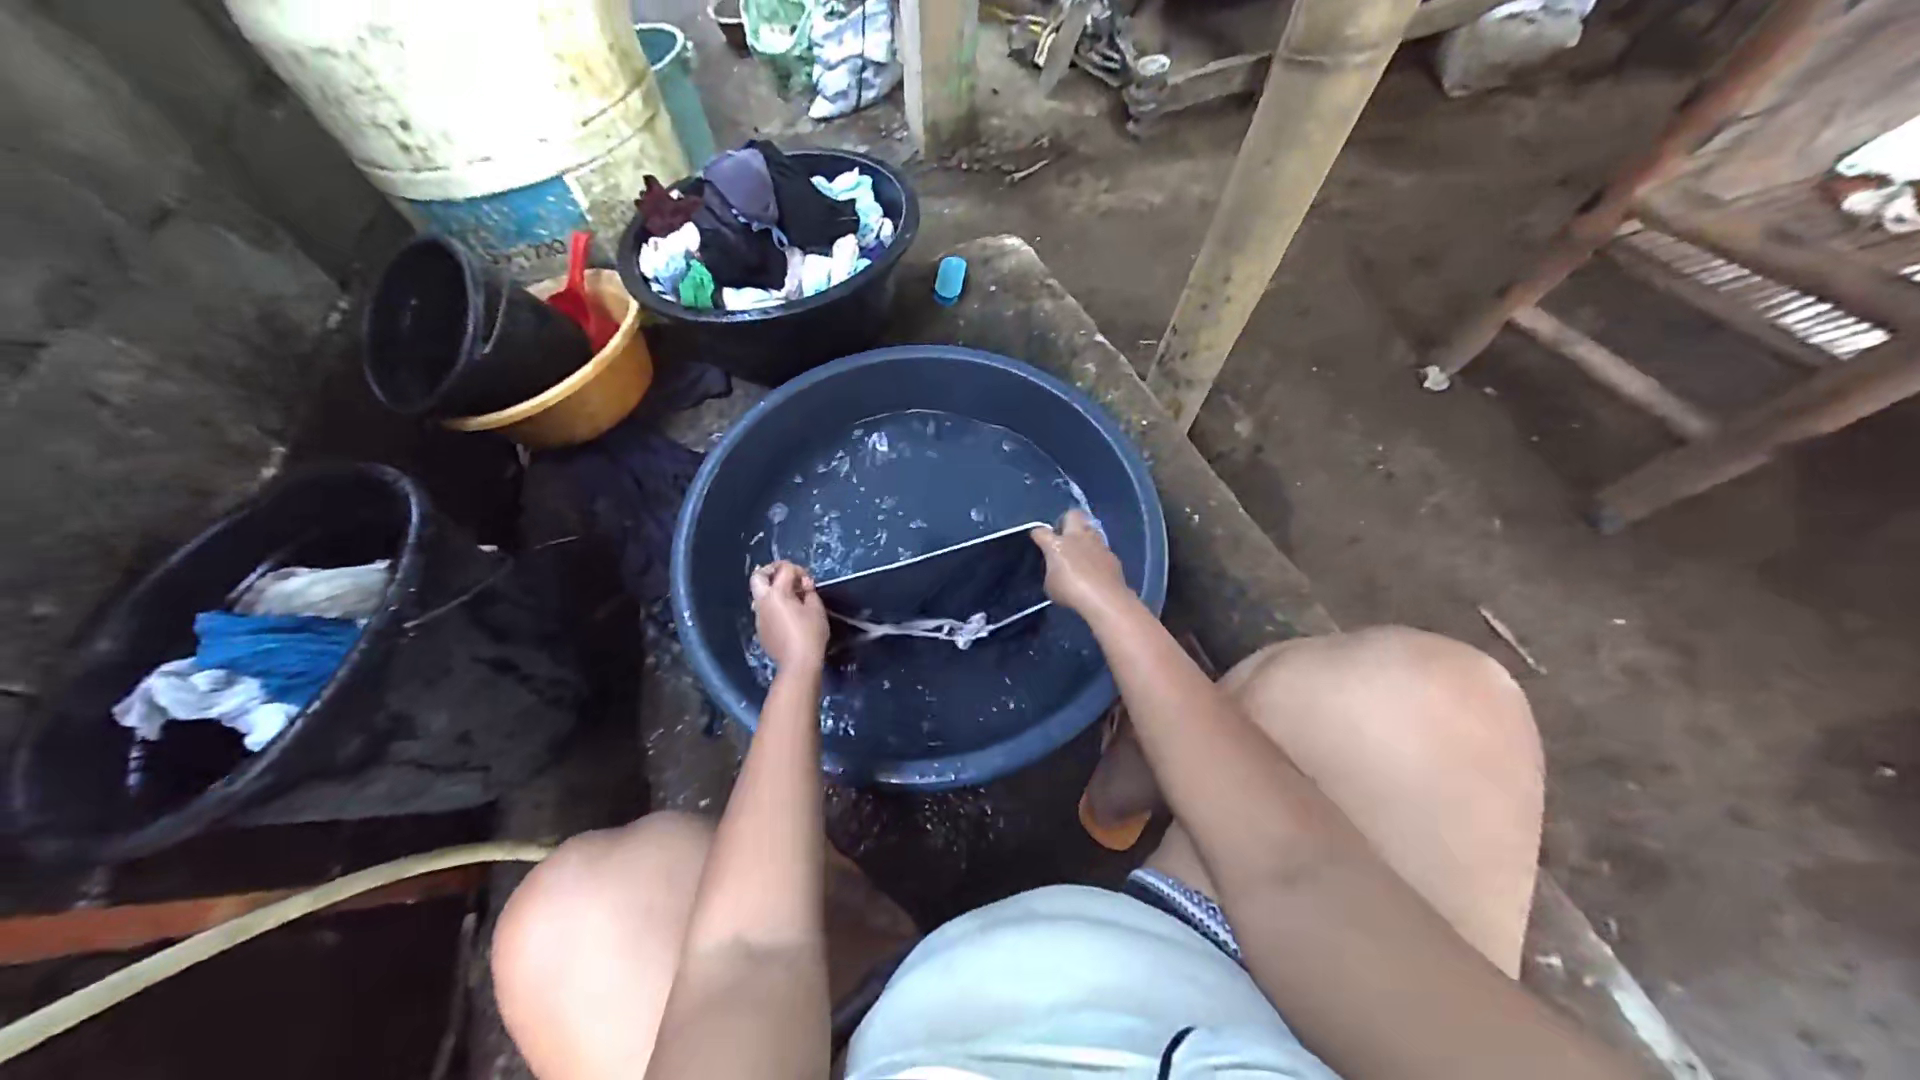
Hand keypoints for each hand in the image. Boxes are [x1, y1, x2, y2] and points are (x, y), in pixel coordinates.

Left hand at [751, 561, 828, 670]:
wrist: (798, 663)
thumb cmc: (810, 634)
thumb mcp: (816, 609)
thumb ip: (809, 591)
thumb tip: (804, 584)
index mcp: (777, 593)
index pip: (784, 570)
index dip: (798, 570)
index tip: (808, 581)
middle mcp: (762, 602)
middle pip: (758, 576)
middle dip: (771, 571)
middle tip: (786, 575)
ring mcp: (758, 616)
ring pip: (758, 595)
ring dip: (770, 590)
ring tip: (789, 597)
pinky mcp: (759, 629)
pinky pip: (763, 610)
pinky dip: (772, 605)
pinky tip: (786, 615)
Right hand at [1030, 509, 1129, 615]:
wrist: (1104, 598)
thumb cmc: (1071, 592)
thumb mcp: (1051, 585)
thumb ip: (1052, 571)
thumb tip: (1056, 569)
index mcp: (1057, 545)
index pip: (1041, 532)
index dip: (1037, 535)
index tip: (1037, 539)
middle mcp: (1077, 538)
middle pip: (1073, 515)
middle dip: (1067, 520)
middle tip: (1063, 534)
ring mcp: (1097, 544)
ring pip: (1091, 528)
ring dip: (1085, 536)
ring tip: (1081, 550)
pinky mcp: (1111, 555)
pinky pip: (1102, 548)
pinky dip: (1097, 554)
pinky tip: (1095, 566)